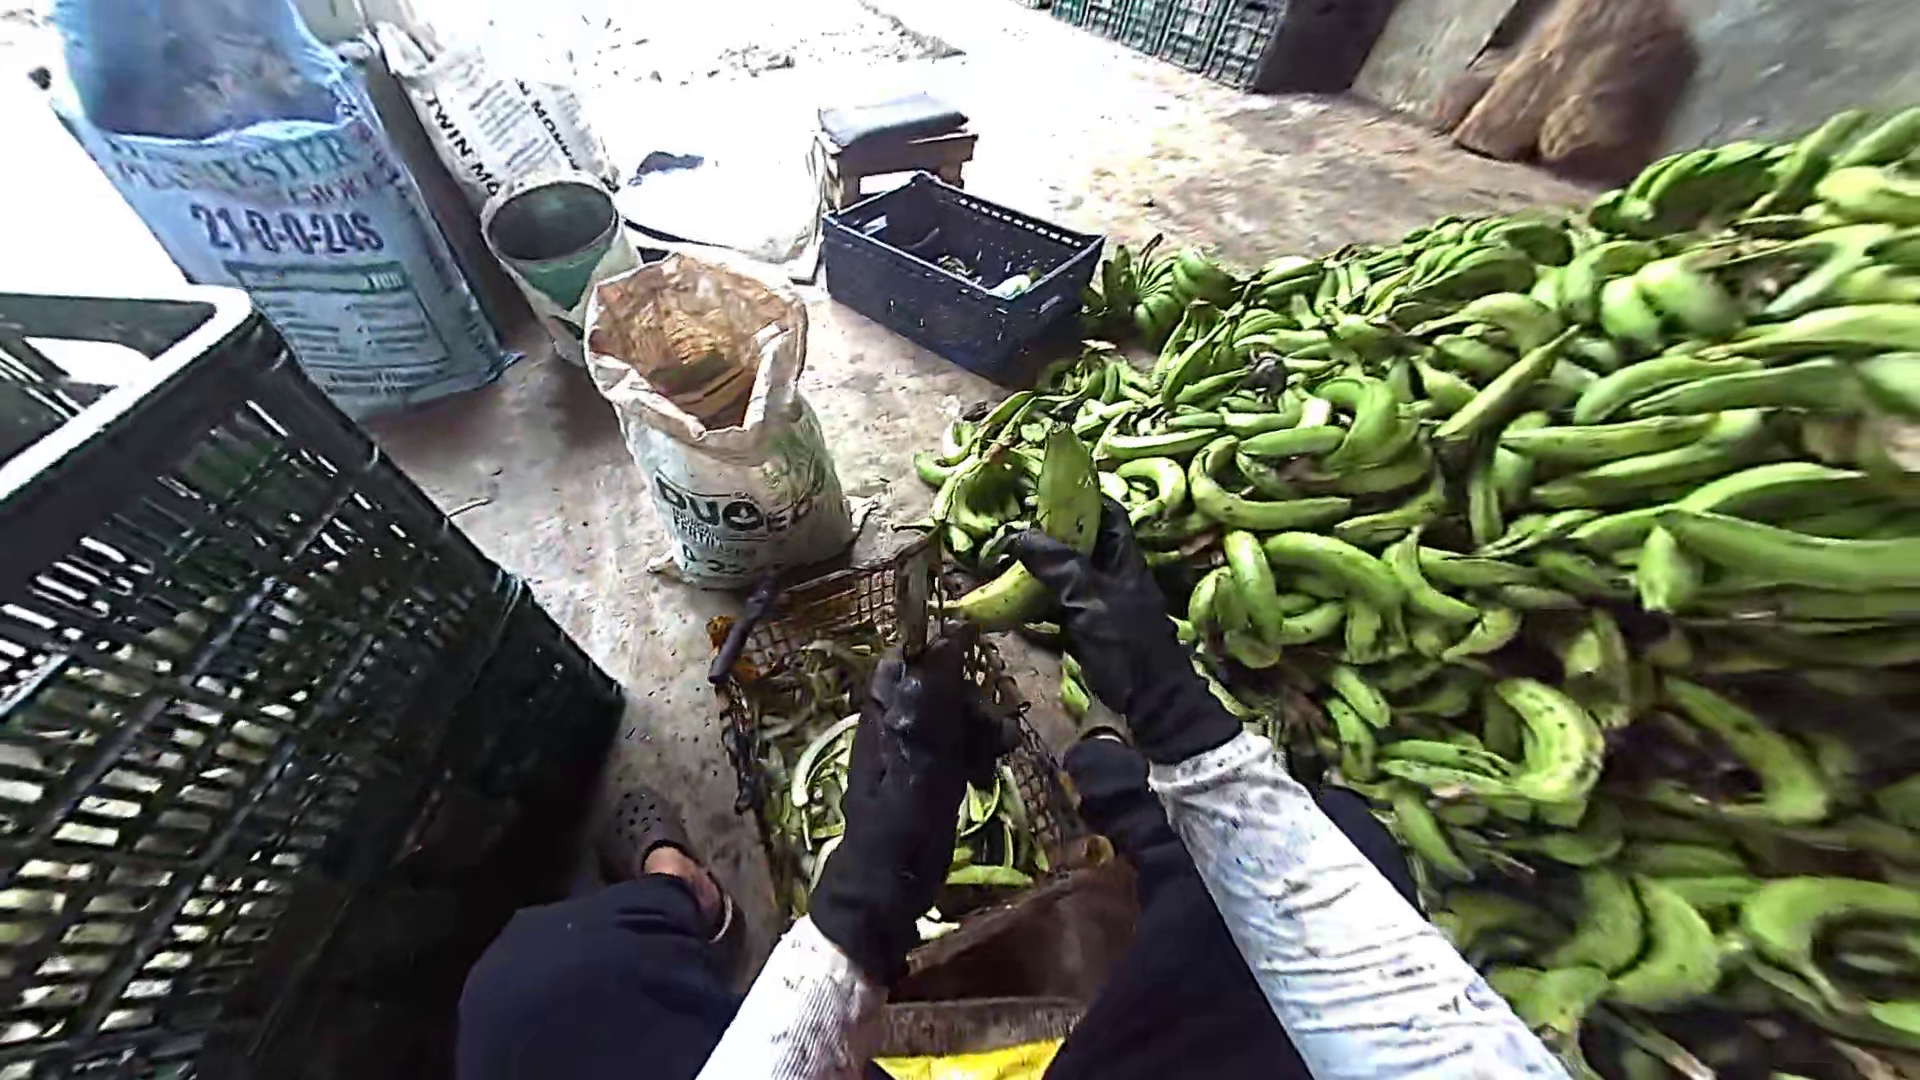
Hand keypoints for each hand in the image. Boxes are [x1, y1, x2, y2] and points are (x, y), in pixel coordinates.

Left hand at [809, 623, 1014, 983]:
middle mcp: (898, 715)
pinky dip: (979, 752)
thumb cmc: (901, 820)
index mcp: (885, 705)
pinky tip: (986, 773)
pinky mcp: (932, 763)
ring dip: (983, 731)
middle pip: (944, 683)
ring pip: (958, 712)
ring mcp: (916, 740)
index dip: (948, 656)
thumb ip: (934, 696)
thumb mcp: (921, 755)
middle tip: (991, 731)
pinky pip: (962, 740)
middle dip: (974, 703)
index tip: (978, 671)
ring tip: (996, 756)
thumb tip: (948, 635)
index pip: (915, 655)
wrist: (890, 883)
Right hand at [1010, 499, 1240, 764]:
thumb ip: (1059, 565)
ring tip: (1008, 558)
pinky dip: (1037, 597)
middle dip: (1049, 533)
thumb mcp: (1090, 598)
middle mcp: (1111, 572)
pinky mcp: (1086, 623)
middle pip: (1080, 540)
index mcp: (1122, 556)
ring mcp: (1098, 598)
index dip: (1081, 498)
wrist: (1147, 698)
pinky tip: (1015, 597)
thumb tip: (1020, 535)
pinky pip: (1058, 600)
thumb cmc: (1126, 642)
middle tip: (1016, 529)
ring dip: (1039, 566)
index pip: (1106, 512)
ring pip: (1066, 571)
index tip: (1046, 494)